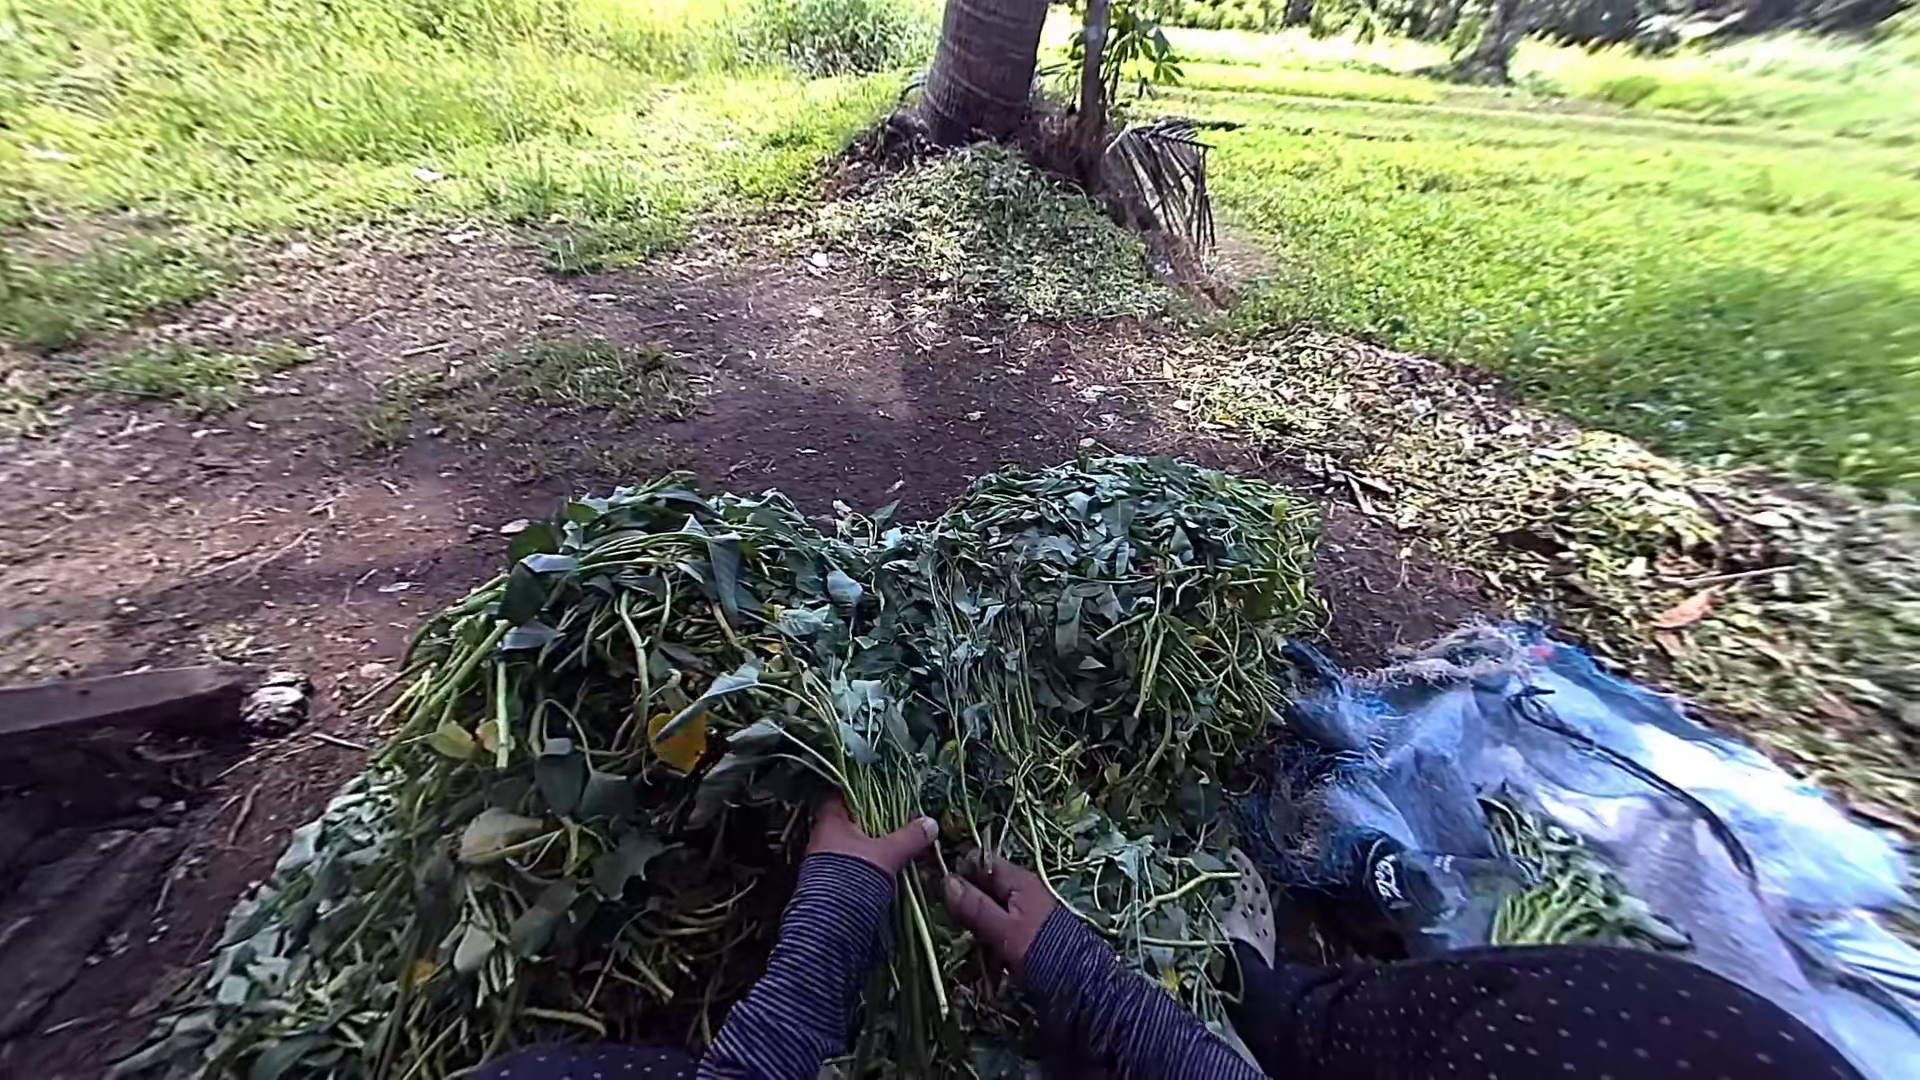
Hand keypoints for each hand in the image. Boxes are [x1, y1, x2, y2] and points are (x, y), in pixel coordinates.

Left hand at [806, 795, 937, 875]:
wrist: (830, 926)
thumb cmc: (854, 877)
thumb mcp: (888, 853)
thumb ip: (910, 837)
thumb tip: (931, 823)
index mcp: (831, 819)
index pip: (847, 793)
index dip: (867, 790)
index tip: (888, 791)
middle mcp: (823, 836)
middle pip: (854, 819)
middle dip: (877, 821)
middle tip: (901, 820)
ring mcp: (825, 859)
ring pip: (855, 842)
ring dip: (876, 844)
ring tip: (900, 845)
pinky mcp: (830, 881)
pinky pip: (854, 862)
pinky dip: (871, 862)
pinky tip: (889, 867)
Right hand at [941, 853, 1058, 979]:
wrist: (1082, 987)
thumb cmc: (1041, 951)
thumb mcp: (1004, 929)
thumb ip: (975, 906)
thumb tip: (946, 880)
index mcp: (1017, 879)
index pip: (982, 862)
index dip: (962, 873)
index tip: (945, 894)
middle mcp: (1021, 889)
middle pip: (985, 887)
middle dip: (968, 906)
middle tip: (958, 927)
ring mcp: (1026, 912)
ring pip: (991, 911)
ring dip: (979, 929)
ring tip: (974, 951)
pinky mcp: (1029, 933)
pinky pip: (1002, 930)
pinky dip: (992, 943)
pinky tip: (989, 962)